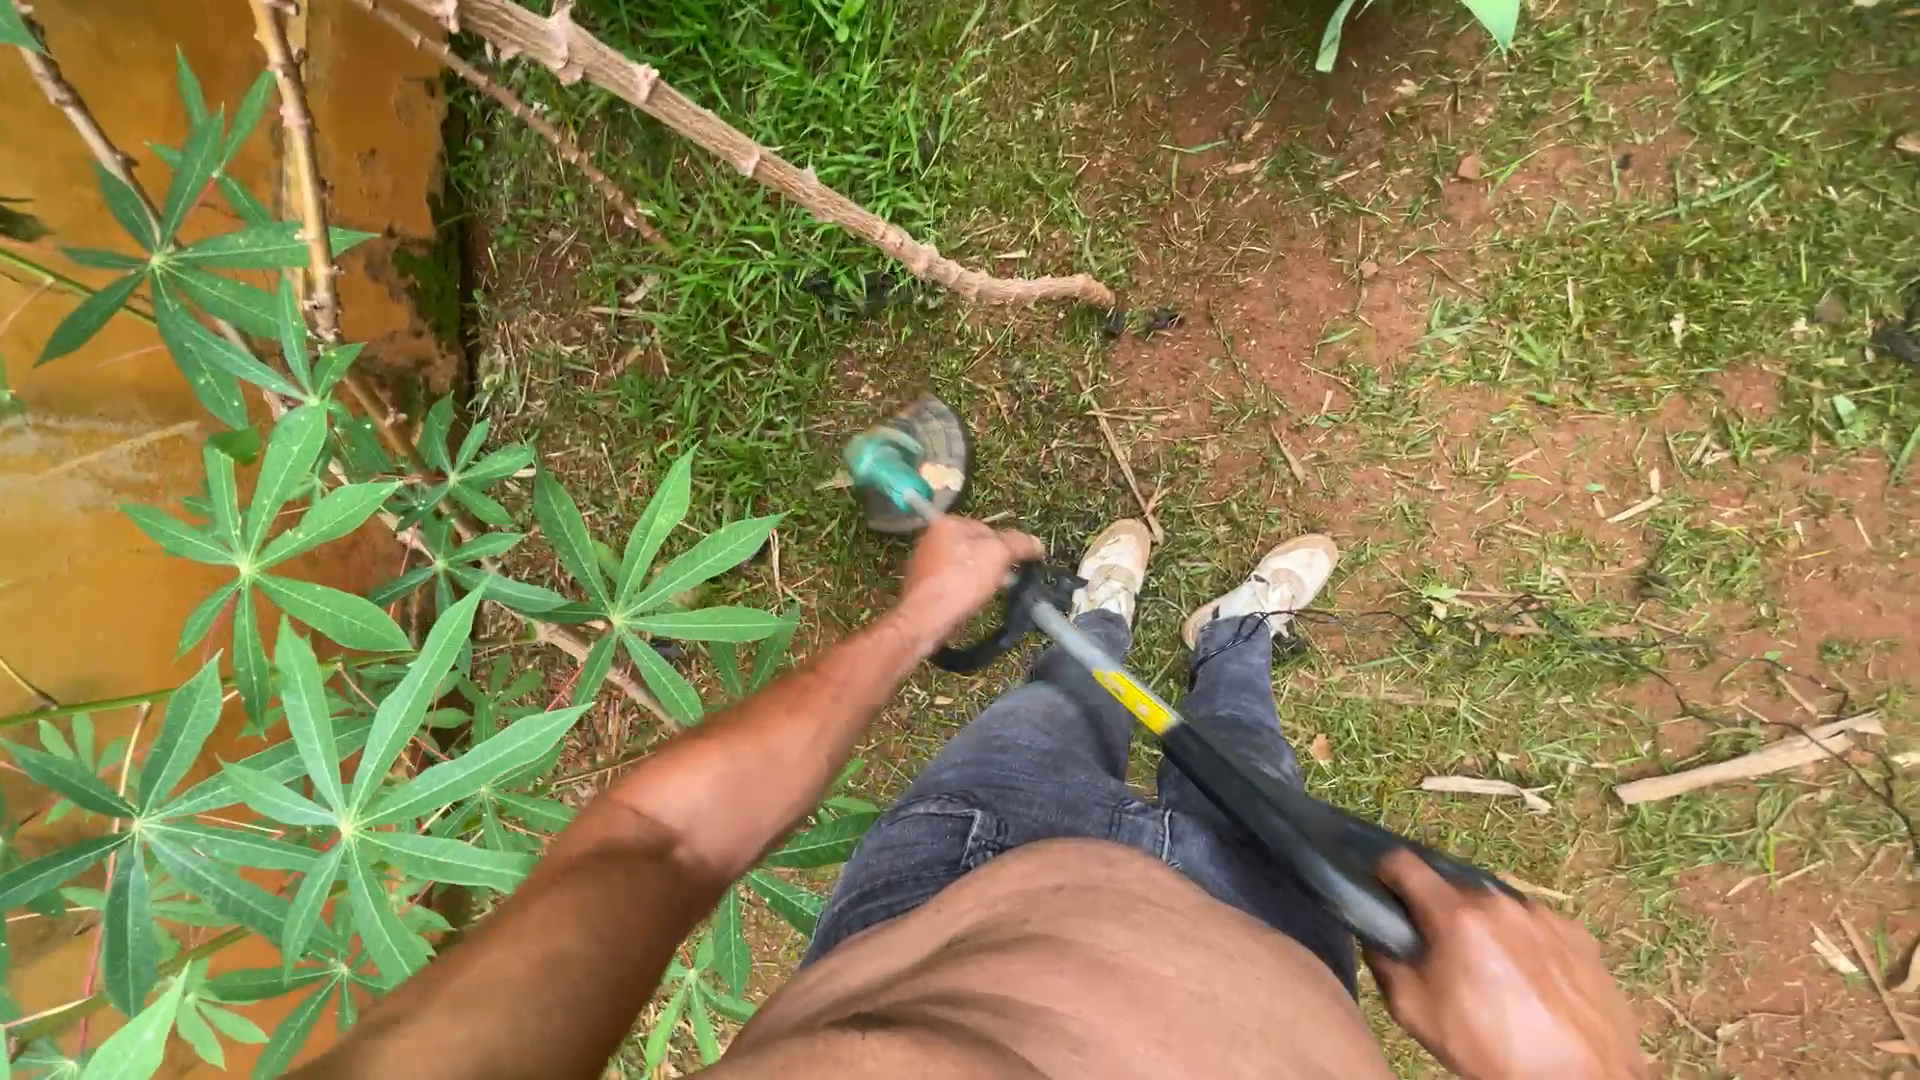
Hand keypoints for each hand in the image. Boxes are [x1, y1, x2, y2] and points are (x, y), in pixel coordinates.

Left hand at [894, 516, 1043, 649]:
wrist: (925, 617)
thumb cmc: (962, 580)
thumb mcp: (998, 555)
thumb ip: (1019, 544)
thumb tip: (1037, 543)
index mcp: (947, 523)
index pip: (987, 529)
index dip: (1004, 548)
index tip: (1012, 566)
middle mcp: (931, 537)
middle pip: (974, 548)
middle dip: (991, 564)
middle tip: (1001, 582)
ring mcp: (924, 561)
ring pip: (963, 567)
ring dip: (977, 579)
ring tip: (984, 595)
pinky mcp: (922, 585)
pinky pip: (951, 582)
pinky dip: (962, 591)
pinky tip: (967, 603)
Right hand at [1366, 851, 1646, 1079]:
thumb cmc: (1489, 1047)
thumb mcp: (1413, 1011)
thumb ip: (1382, 962)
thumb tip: (1375, 936)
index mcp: (1454, 913)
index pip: (1401, 862)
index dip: (1384, 871)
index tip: (1383, 889)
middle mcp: (1497, 901)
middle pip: (1450, 884)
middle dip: (1437, 906)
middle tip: (1440, 945)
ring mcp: (1542, 915)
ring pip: (1494, 903)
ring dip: (1482, 921)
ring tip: (1490, 965)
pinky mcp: (1578, 935)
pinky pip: (1535, 923)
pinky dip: (1522, 938)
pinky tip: (1529, 976)